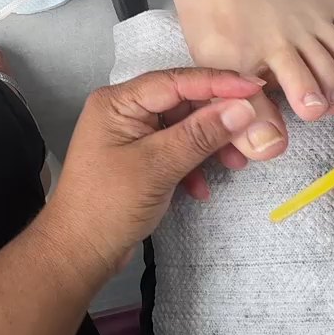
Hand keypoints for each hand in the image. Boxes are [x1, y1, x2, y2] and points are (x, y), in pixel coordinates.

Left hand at [38, 68, 268, 272]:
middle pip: (182, 103)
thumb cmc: (108, 205)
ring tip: (237, 163)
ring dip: (210, 144)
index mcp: (118, 101)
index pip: (176, 81)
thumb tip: (242, 108)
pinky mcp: (140, 159)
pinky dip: (193, 164)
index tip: (255, 86)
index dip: (218, 82)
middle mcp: (124, 111)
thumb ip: (200, 134)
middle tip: (254, 131)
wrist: (78, 253)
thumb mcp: (158, 166)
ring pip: (183, 128)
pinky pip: (175, 150)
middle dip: (218, 119)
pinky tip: (202, 189)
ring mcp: (131, 135)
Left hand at [158, 0, 333, 125]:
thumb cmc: (210, 6)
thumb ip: (245, 105)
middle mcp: (296, 31)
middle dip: (333, 96)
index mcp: (267, 48)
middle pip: (330, 73)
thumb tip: (270, 147)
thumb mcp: (214, 60)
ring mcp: (314, 12)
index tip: (314, 112)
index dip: (313, 104)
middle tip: (329, 108)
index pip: (303, 86)